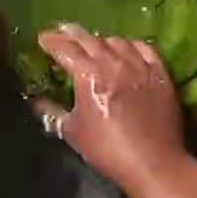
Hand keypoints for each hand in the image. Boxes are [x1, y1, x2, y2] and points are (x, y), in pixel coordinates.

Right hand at [34, 23, 191, 195]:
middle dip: (71, 34)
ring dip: (100, 40)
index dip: (51, 41)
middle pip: (89, 38)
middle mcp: (114, 62)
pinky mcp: (160, 73)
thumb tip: (36, 102)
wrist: (154, 164)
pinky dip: (130, 45)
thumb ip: (52, 112)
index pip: (66, 49)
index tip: (43, 39)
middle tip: (61, 33)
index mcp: (89, 74)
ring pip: (116, 40)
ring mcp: (139, 65)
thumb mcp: (73, 131)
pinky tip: (126, 49)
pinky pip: (143, 48)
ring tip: (92, 44)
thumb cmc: (108, 149)